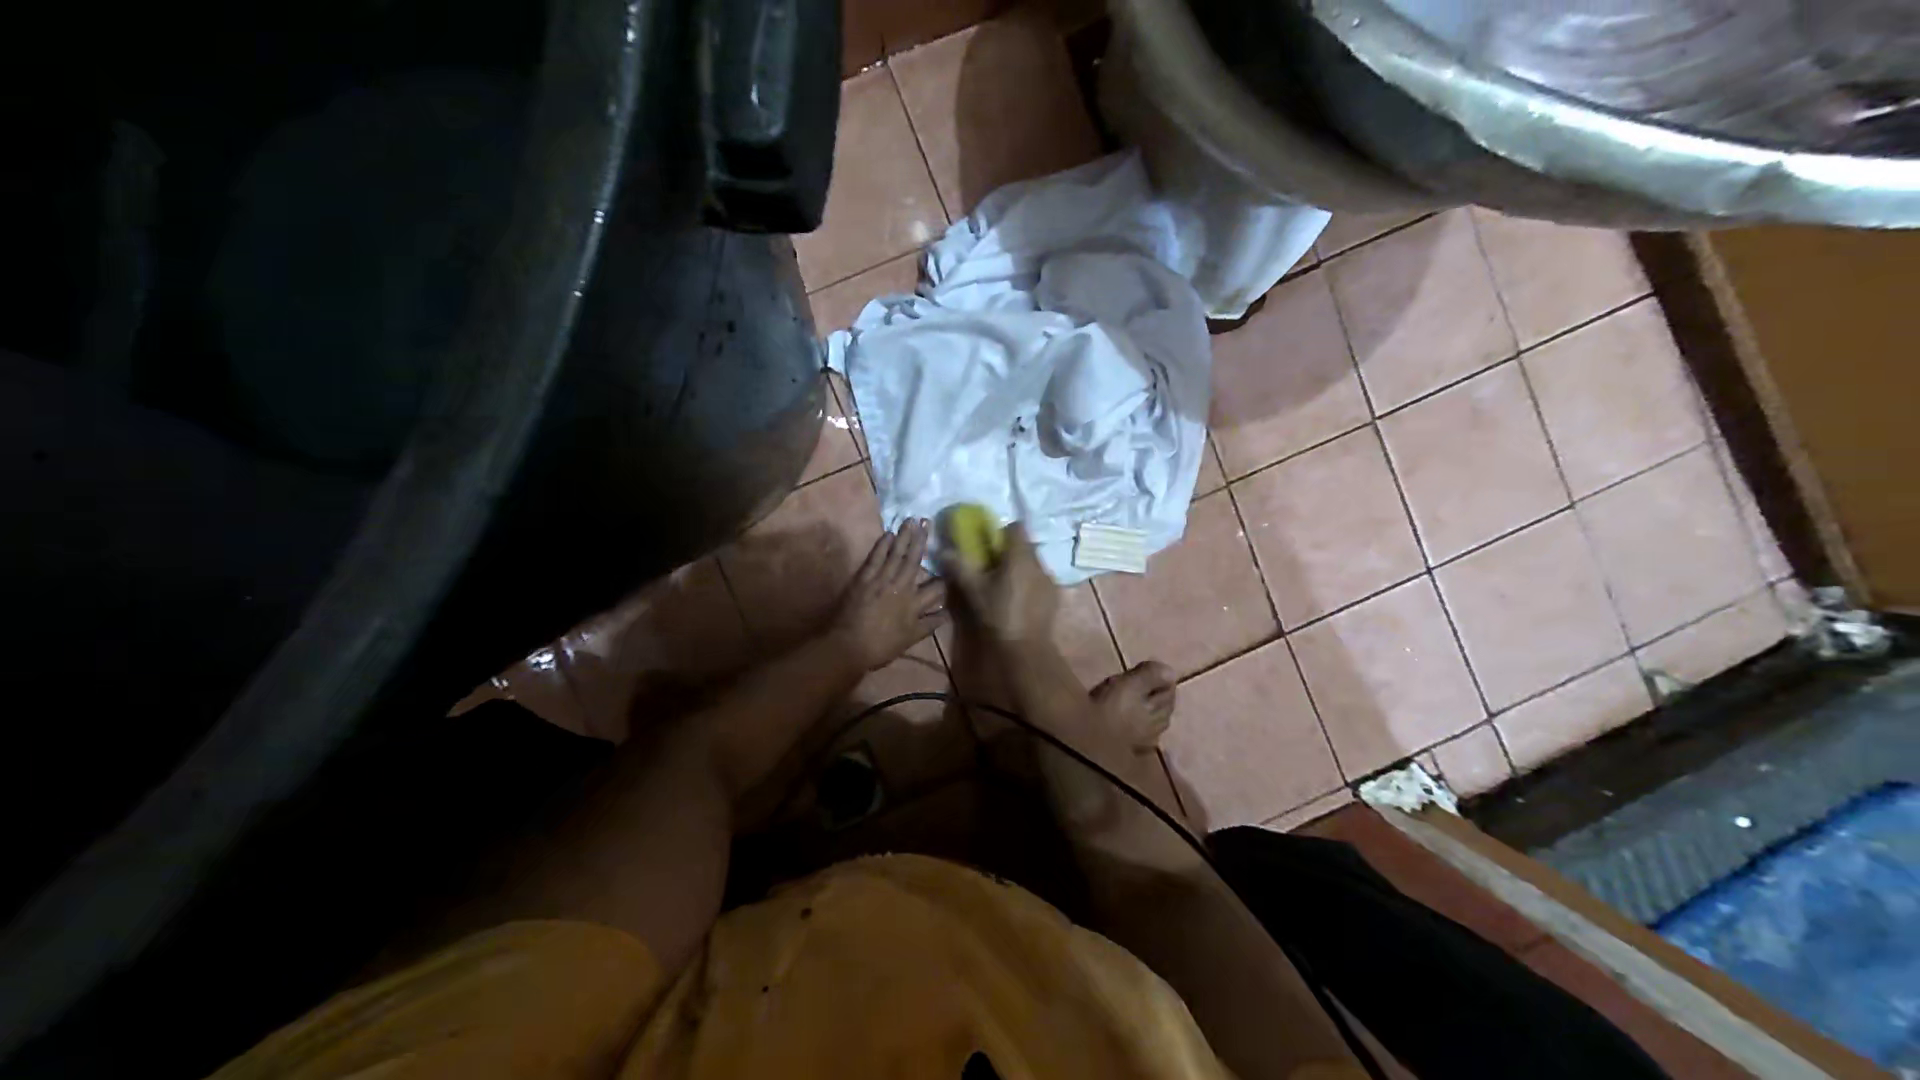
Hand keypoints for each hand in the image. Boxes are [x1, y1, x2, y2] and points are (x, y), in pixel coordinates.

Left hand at [827, 519, 947, 670]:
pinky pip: (876, 558)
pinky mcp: (864, 578)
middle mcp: (902, 588)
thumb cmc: (881, 646)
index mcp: (914, 604)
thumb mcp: (910, 639)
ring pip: (897, 555)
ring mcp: (882, 581)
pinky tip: (889, 534)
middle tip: (927, 522)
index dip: (944, 574)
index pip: (936, 587)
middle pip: (915, 561)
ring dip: (904, 537)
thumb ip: (928, 625)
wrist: (850, 646)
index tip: (950, 557)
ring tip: (911, 520)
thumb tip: (946, 614)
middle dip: (922, 541)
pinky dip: (882, 546)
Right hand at [940, 522, 1057, 647]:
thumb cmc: (998, 615)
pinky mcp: (1055, 595)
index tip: (988, 546)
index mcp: (1020, 556)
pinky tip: (1019, 600)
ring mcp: (1050, 579)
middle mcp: (1039, 562)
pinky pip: (1040, 579)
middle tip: (991, 568)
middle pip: (1025, 545)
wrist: (1024, 648)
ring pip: (1033, 563)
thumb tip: (945, 551)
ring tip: (1005, 586)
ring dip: (1020, 568)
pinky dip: (1029, 583)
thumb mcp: (974, 590)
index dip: (1001, 533)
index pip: (1016, 527)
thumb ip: (960, 567)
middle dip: (1009, 552)